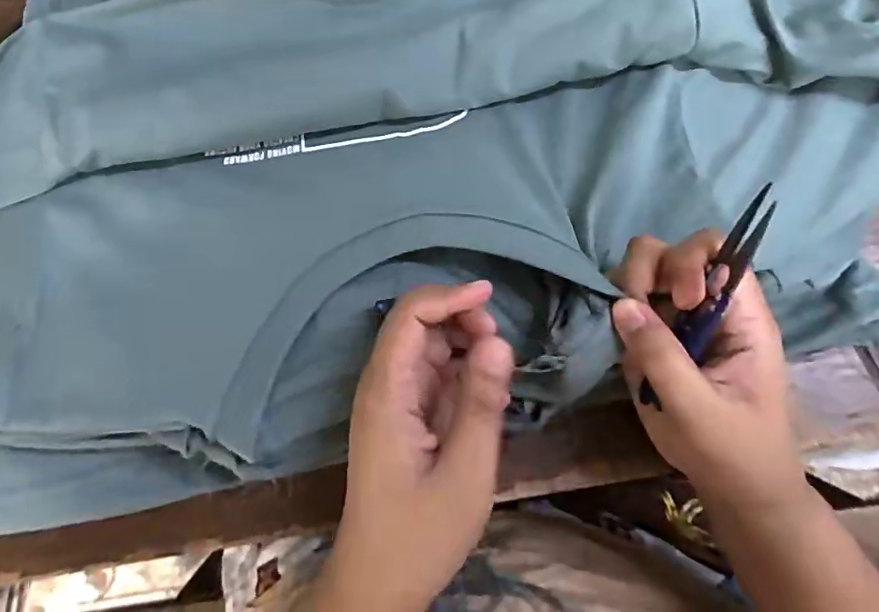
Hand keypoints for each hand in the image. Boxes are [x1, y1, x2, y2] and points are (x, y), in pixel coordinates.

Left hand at [317, 282, 515, 611]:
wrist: (379, 585)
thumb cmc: (421, 534)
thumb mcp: (466, 472)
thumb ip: (482, 403)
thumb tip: (499, 341)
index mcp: (387, 390)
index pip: (409, 315)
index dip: (448, 296)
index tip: (490, 297)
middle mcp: (383, 384)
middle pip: (418, 324)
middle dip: (461, 321)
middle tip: (499, 349)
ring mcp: (392, 399)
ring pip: (428, 347)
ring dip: (464, 347)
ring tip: (497, 379)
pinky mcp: (403, 415)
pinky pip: (433, 375)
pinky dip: (461, 374)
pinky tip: (485, 397)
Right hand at [611, 233, 806, 511]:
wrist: (738, 493)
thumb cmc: (732, 453)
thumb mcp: (697, 411)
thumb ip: (661, 357)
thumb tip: (621, 303)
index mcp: (741, 316)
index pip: (718, 251)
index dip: (690, 261)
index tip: (679, 301)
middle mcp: (710, 305)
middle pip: (673, 251)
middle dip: (648, 270)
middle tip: (638, 310)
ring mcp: (683, 318)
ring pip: (647, 269)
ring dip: (630, 288)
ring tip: (629, 331)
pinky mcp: (660, 333)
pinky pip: (633, 299)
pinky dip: (620, 308)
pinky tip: (623, 338)